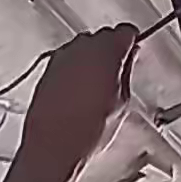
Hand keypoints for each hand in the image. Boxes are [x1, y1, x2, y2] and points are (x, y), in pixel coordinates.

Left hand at [24, 24, 137, 164]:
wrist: (52, 150)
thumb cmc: (87, 130)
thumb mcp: (122, 101)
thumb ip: (127, 72)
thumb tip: (128, 61)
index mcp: (108, 49)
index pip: (126, 31)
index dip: (132, 42)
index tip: (133, 53)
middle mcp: (83, 46)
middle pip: (104, 36)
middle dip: (111, 50)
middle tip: (117, 73)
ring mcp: (63, 57)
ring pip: (84, 47)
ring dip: (92, 58)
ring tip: (96, 85)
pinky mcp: (47, 70)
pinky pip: (67, 60)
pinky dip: (74, 69)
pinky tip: (78, 92)